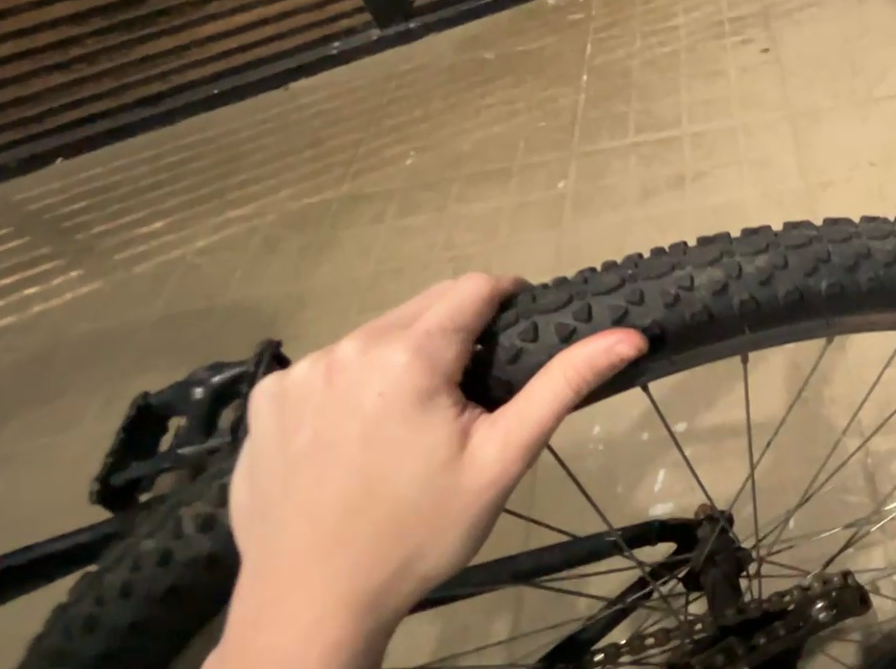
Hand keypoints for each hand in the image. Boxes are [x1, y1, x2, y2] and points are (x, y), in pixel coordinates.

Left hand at [207, 274, 647, 668]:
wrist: (310, 609)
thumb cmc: (421, 531)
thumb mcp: (504, 457)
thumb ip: (565, 384)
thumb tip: (630, 335)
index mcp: (408, 355)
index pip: (473, 287)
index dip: (507, 296)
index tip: (521, 330)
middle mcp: (346, 347)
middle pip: (426, 304)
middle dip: (461, 327)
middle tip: (478, 387)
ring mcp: (298, 374)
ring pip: (380, 331)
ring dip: (412, 350)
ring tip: (423, 412)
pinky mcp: (266, 400)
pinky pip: (333, 363)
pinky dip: (361, 377)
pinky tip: (364, 429)